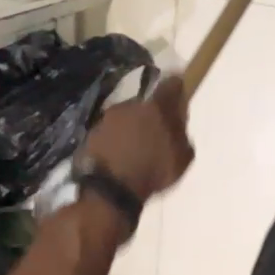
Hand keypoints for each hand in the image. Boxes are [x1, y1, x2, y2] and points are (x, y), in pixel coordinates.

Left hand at [80, 76, 194, 199]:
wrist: (110, 190)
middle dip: (153, 115)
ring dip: (133, 127)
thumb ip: (182, 135)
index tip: (181, 94)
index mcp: (156, 108)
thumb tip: (178, 123)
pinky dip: (117, 140)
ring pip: (126, 117)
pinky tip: (121, 156)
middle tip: (158, 133)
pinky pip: (111, 132)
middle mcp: (130, 104)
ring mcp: (107, 118)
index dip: (178, 87)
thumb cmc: (153, 172)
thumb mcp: (182, 158)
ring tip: (137, 149)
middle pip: (147, 104)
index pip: (172, 85)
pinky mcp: (92, 133)